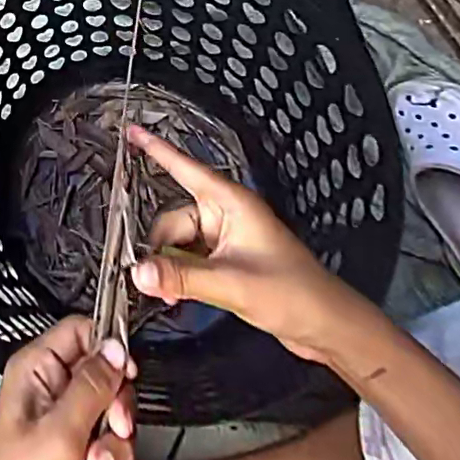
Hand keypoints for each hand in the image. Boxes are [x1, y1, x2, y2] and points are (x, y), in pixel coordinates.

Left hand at [0, 316, 137, 459]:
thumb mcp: (58, 432)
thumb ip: (91, 387)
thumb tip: (115, 347)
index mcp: (35, 371)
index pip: (79, 332)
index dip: (106, 348)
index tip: (126, 374)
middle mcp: (51, 393)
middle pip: (105, 379)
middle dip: (115, 414)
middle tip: (112, 430)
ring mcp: (67, 429)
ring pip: (113, 423)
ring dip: (112, 455)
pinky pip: (114, 459)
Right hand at [126, 124, 391, 364]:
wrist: (330, 330)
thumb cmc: (293, 294)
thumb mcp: (234, 284)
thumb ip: (181, 276)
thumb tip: (137, 272)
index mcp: (230, 203)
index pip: (184, 168)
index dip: (155, 148)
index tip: (130, 130)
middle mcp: (223, 215)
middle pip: (172, 220)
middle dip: (159, 248)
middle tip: (148, 278)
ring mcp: (224, 239)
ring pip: (177, 243)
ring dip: (168, 267)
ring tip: (166, 294)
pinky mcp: (225, 261)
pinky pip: (188, 259)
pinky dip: (178, 275)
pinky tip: (174, 295)